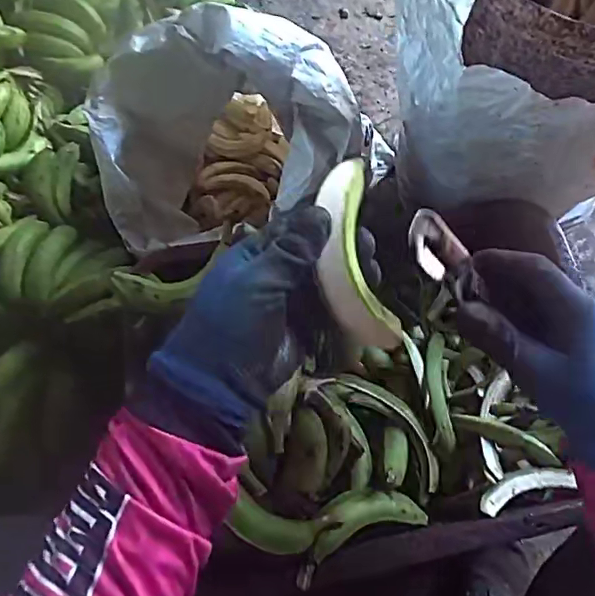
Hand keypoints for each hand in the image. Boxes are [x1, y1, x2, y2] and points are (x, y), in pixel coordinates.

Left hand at [144, 205, 369, 449]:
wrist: (222, 383)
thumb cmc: (232, 323)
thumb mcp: (259, 281)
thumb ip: (291, 250)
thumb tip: (321, 213)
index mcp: (258, 252)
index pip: (295, 225)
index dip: (324, 219)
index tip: (353, 214)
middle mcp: (279, 269)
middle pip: (318, 251)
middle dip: (344, 248)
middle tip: (367, 246)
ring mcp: (294, 298)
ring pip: (329, 278)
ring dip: (351, 273)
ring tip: (372, 270)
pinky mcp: (307, 324)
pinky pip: (332, 306)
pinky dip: (350, 301)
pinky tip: (368, 295)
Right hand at [455, 250, 594, 467]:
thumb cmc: (579, 400)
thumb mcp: (534, 370)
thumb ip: (499, 338)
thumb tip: (462, 310)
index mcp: (575, 306)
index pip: (536, 268)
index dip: (501, 260)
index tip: (469, 263)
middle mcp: (577, 305)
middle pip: (534, 278)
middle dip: (497, 277)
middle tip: (462, 286)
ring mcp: (575, 319)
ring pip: (533, 295)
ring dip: (503, 295)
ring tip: (471, 303)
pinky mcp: (569, 334)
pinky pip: (537, 312)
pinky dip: (512, 312)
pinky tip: (494, 324)